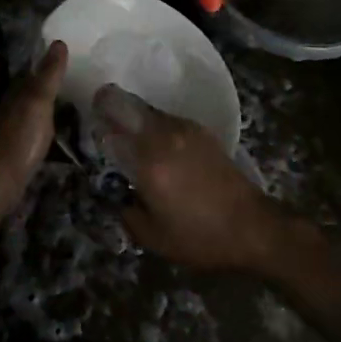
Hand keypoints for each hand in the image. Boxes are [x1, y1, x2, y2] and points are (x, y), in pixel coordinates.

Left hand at [0, 41, 67, 205]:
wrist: (1, 181)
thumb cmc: (21, 138)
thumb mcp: (38, 102)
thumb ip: (49, 74)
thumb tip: (58, 41)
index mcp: (17, 92)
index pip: (32, 69)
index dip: (49, 61)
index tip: (72, 53)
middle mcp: (13, 106)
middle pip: (33, 88)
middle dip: (52, 82)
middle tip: (81, 76)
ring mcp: (15, 128)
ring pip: (35, 108)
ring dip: (52, 103)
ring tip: (78, 100)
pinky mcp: (20, 148)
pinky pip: (38, 127)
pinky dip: (50, 123)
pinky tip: (62, 128)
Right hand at [92, 84, 286, 271]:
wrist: (254, 228)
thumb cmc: (201, 237)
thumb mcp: (153, 237)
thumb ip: (127, 212)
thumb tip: (116, 194)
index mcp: (148, 162)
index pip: (109, 131)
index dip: (94, 126)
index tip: (85, 128)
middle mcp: (164, 137)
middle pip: (127, 105)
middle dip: (108, 104)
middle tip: (97, 109)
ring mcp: (185, 130)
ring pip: (148, 110)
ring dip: (132, 114)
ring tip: (124, 129)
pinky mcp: (202, 133)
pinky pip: (166, 119)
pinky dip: (153, 123)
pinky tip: (154, 142)